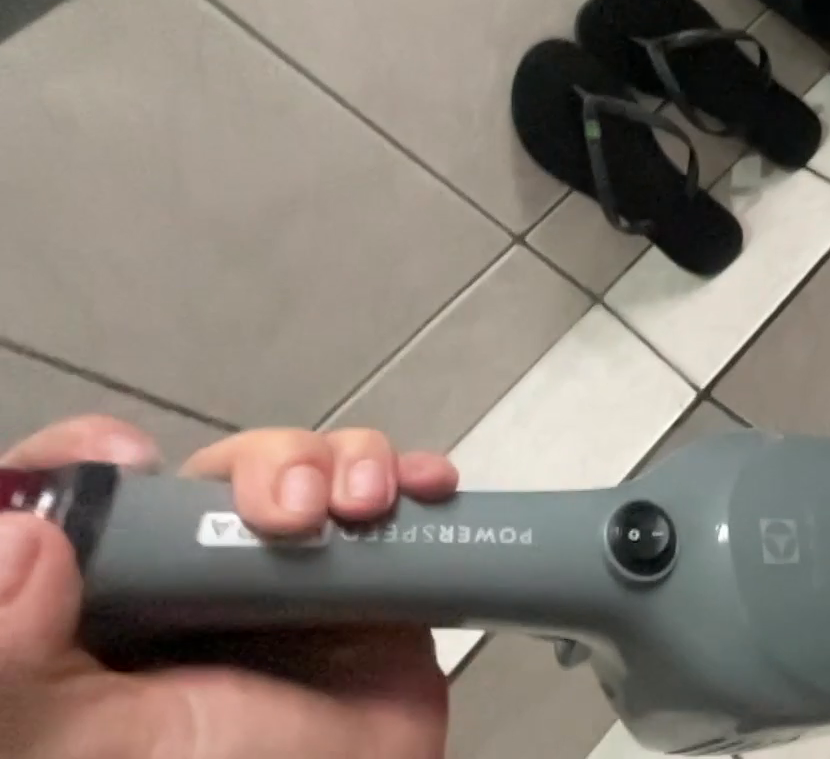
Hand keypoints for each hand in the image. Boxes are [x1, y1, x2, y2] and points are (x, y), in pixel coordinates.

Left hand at [0, 416, 458, 758]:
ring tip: (371, 505)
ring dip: (353, 460)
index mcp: (106, 604)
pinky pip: (398, 488)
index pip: (80, 503)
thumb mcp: (77, 743)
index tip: (135, 459)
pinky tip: (429, 485)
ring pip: (318, 462)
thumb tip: (16, 532)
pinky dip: (417, 471)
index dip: (92, 459)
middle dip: (272, 462)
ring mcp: (298, 564)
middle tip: (295, 513)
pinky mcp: (377, 562)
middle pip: (223, 468)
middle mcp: (198, 572)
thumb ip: (14, 665)